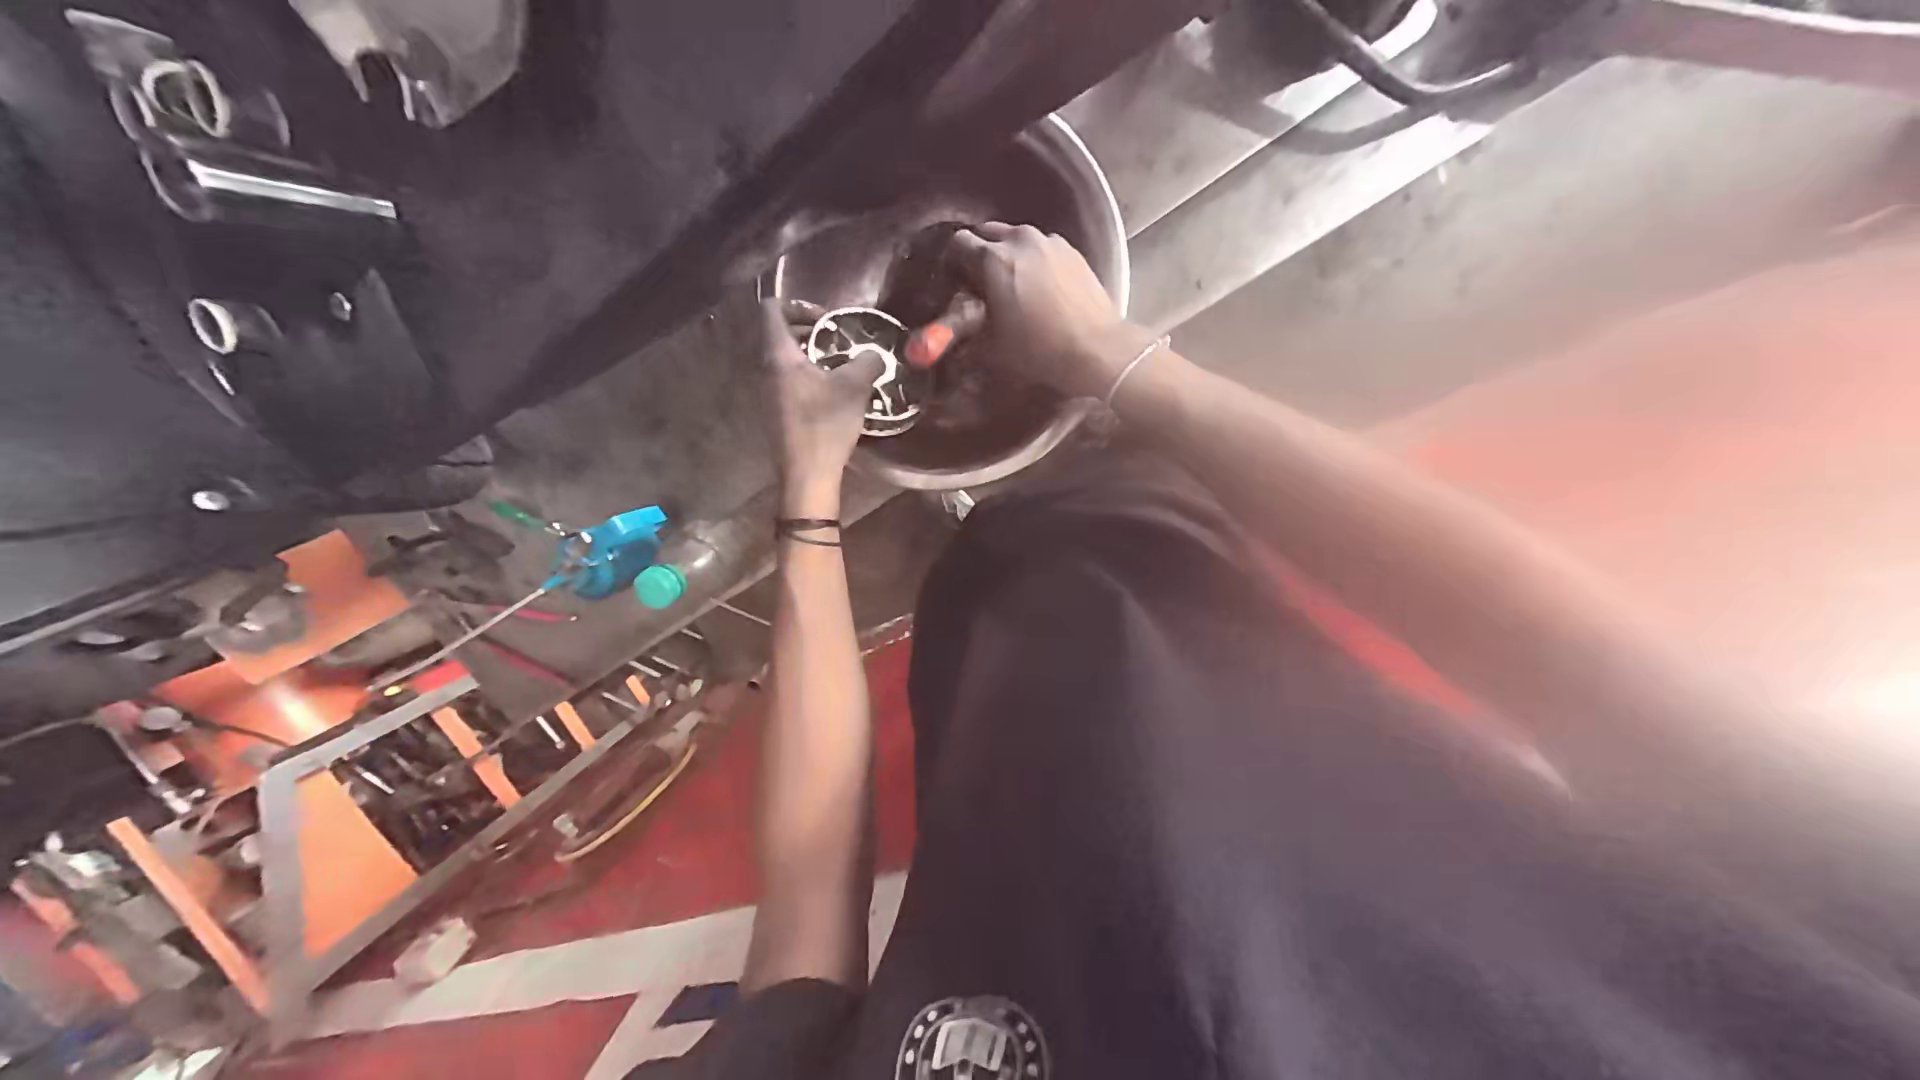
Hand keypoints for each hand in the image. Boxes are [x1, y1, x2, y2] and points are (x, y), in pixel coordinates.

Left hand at [762, 299, 885, 514]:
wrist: (807, 474)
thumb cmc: (826, 424)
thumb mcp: (855, 387)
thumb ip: (867, 360)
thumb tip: (873, 353)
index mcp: (778, 355)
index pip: (772, 309)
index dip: (798, 304)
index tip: (827, 319)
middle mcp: (766, 369)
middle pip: (780, 333)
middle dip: (810, 330)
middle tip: (838, 340)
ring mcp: (768, 392)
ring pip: (786, 359)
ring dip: (812, 355)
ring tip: (841, 366)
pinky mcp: (776, 411)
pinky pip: (789, 380)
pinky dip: (808, 376)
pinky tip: (833, 392)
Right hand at [948, 223, 1156, 397]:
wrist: (1097, 349)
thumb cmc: (1039, 350)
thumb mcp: (991, 346)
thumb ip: (965, 329)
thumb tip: (954, 325)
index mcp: (993, 259)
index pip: (957, 244)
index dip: (950, 265)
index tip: (953, 287)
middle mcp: (1020, 239)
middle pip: (985, 234)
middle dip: (977, 257)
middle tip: (978, 287)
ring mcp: (1049, 241)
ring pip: (1015, 239)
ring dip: (1006, 257)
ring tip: (1010, 287)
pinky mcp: (1071, 250)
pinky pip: (1040, 248)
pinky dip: (1031, 261)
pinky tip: (1037, 288)